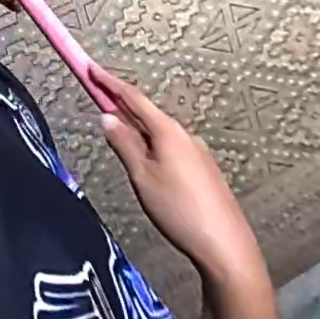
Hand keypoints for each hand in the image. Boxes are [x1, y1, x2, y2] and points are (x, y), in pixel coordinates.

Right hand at [93, 65, 260, 278]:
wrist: (228, 251)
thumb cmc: (179, 211)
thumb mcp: (141, 176)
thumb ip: (123, 143)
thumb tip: (107, 116)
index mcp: (167, 130)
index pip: (132, 97)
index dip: (109, 81)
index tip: (91, 67)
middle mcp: (185, 134)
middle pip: (147, 114)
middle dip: (124, 111)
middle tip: (104, 114)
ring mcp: (199, 152)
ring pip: (160, 134)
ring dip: (140, 135)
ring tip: (129, 160)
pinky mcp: (206, 171)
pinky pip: (173, 149)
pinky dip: (156, 149)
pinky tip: (154, 174)